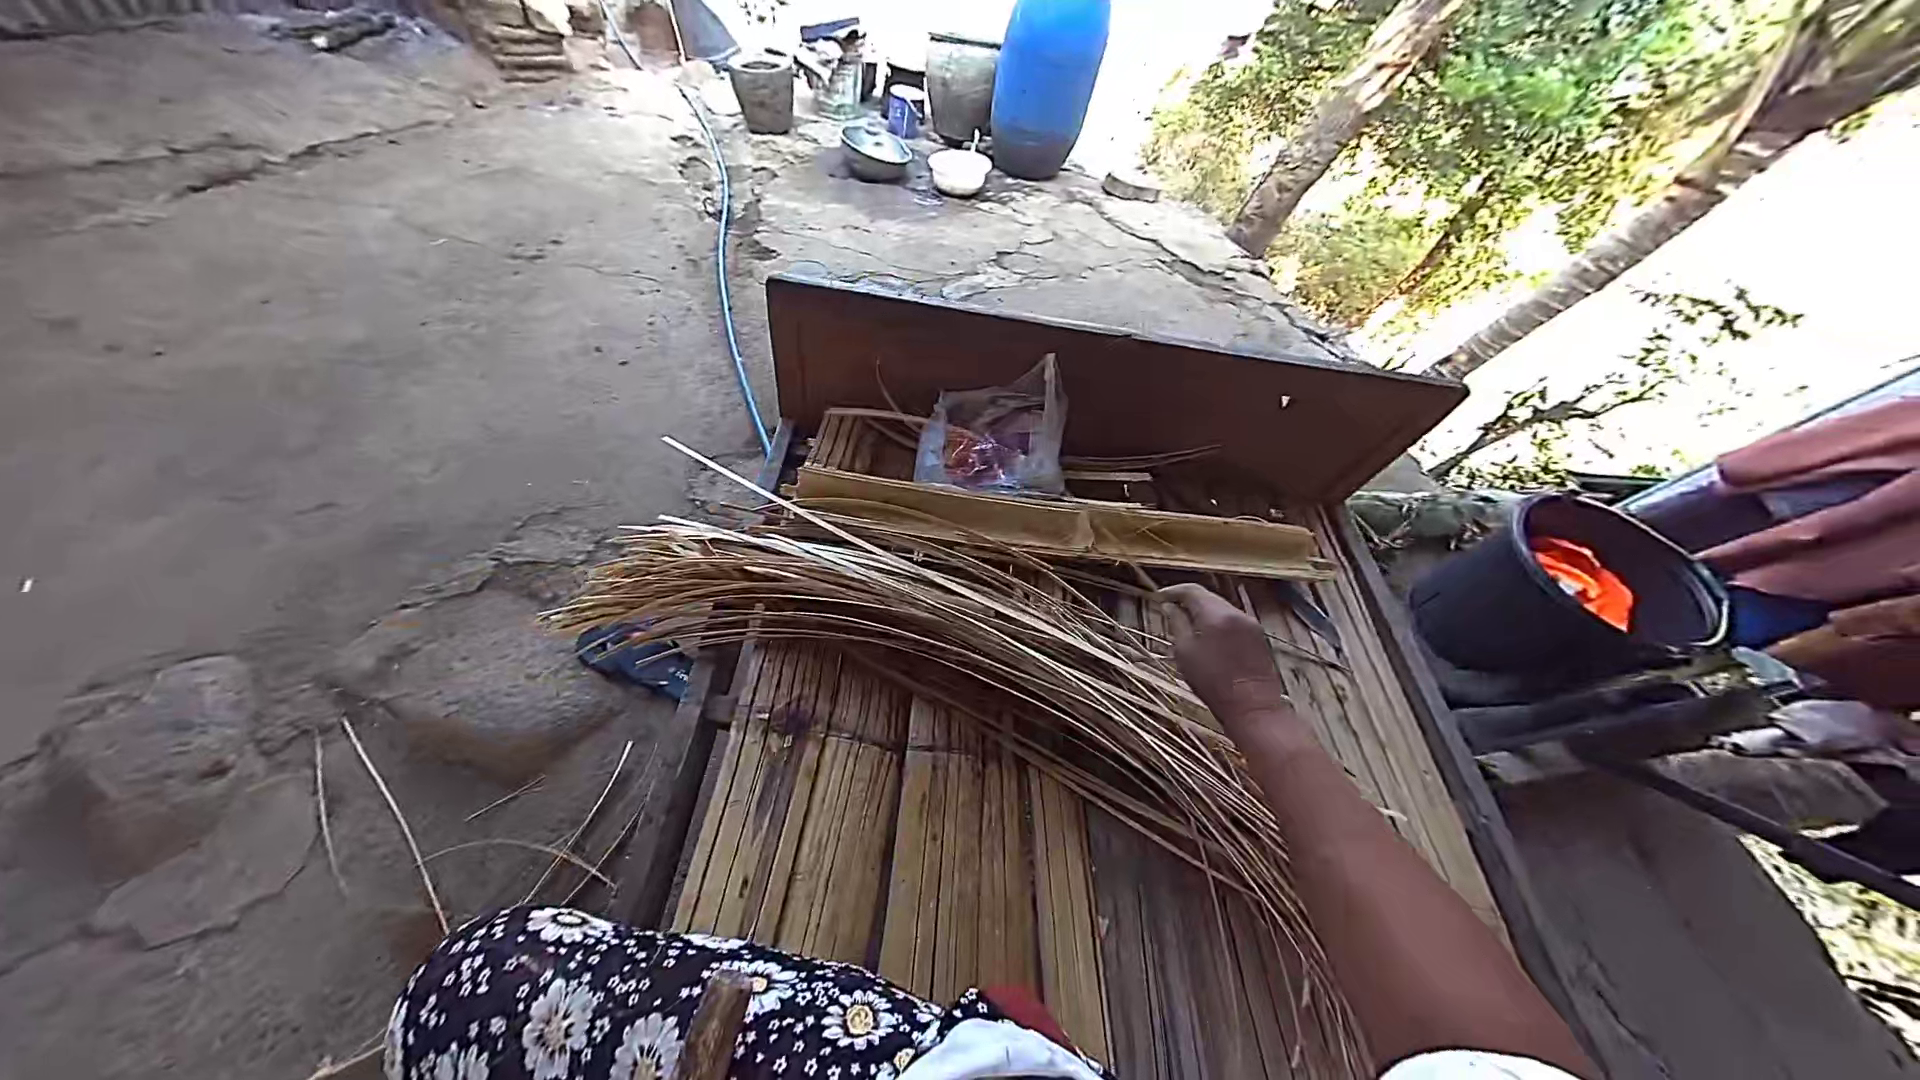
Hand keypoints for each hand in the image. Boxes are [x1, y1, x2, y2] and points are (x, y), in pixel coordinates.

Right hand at [1156, 583, 1291, 722]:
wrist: (1253, 707)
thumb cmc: (1212, 682)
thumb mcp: (1185, 653)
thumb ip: (1177, 624)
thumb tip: (1169, 607)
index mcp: (1216, 615)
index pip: (1192, 590)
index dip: (1173, 591)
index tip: (1159, 598)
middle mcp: (1236, 613)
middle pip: (1208, 597)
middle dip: (1188, 601)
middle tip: (1170, 609)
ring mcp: (1251, 624)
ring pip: (1221, 608)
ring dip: (1203, 611)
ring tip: (1187, 624)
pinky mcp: (1258, 636)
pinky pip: (1233, 620)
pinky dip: (1217, 622)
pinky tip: (1208, 636)